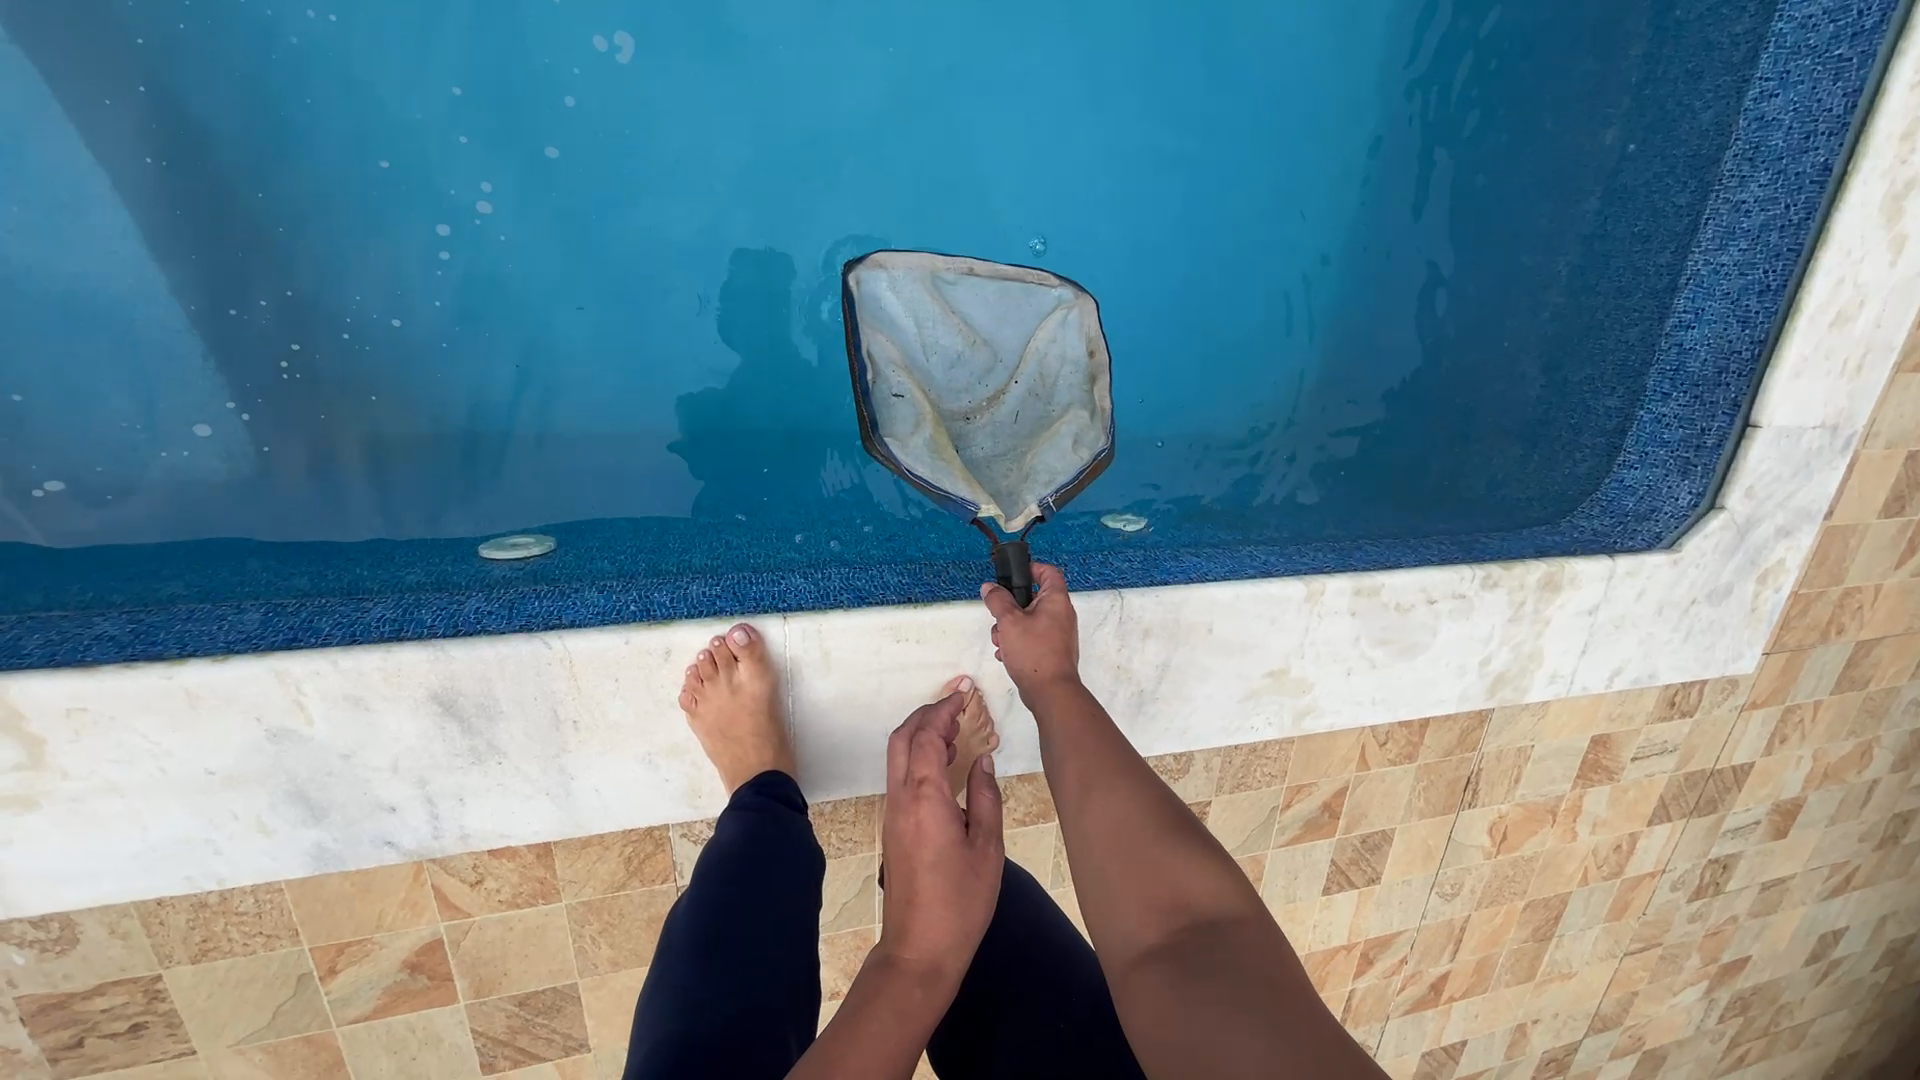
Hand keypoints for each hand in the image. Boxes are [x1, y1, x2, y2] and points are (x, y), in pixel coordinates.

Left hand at [877, 693, 1004, 979]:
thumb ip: (985, 797)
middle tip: (958, 703)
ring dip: (922, 732)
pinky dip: (920, 754)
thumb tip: (982, 760)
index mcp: (925, 797)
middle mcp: (901, 797)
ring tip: (957, 727)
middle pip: (904, 737)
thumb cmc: (961, 901)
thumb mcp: (988, 847)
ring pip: (898, 755)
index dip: (945, 709)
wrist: (919, 949)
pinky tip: (947, 762)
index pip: (929, 735)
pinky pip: (902, 774)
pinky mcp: (893, 825)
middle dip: (928, 712)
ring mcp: (892, 811)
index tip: (965, 692)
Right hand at [981, 562, 1081, 697]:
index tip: (1011, 576)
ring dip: (1009, 628)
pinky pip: (1032, 637)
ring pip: (1029, 620)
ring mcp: (1058, 633)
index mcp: (1056, 600)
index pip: (1048, 572)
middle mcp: (1061, 614)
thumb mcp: (1009, 621)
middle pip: (1032, 598)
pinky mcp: (1052, 650)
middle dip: (1010, 607)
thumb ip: (998, 600)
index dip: (1031, 568)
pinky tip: (1005, 654)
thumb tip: (989, 587)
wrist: (1050, 691)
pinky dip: (1017, 642)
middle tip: (997, 617)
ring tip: (1000, 641)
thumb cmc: (1033, 651)